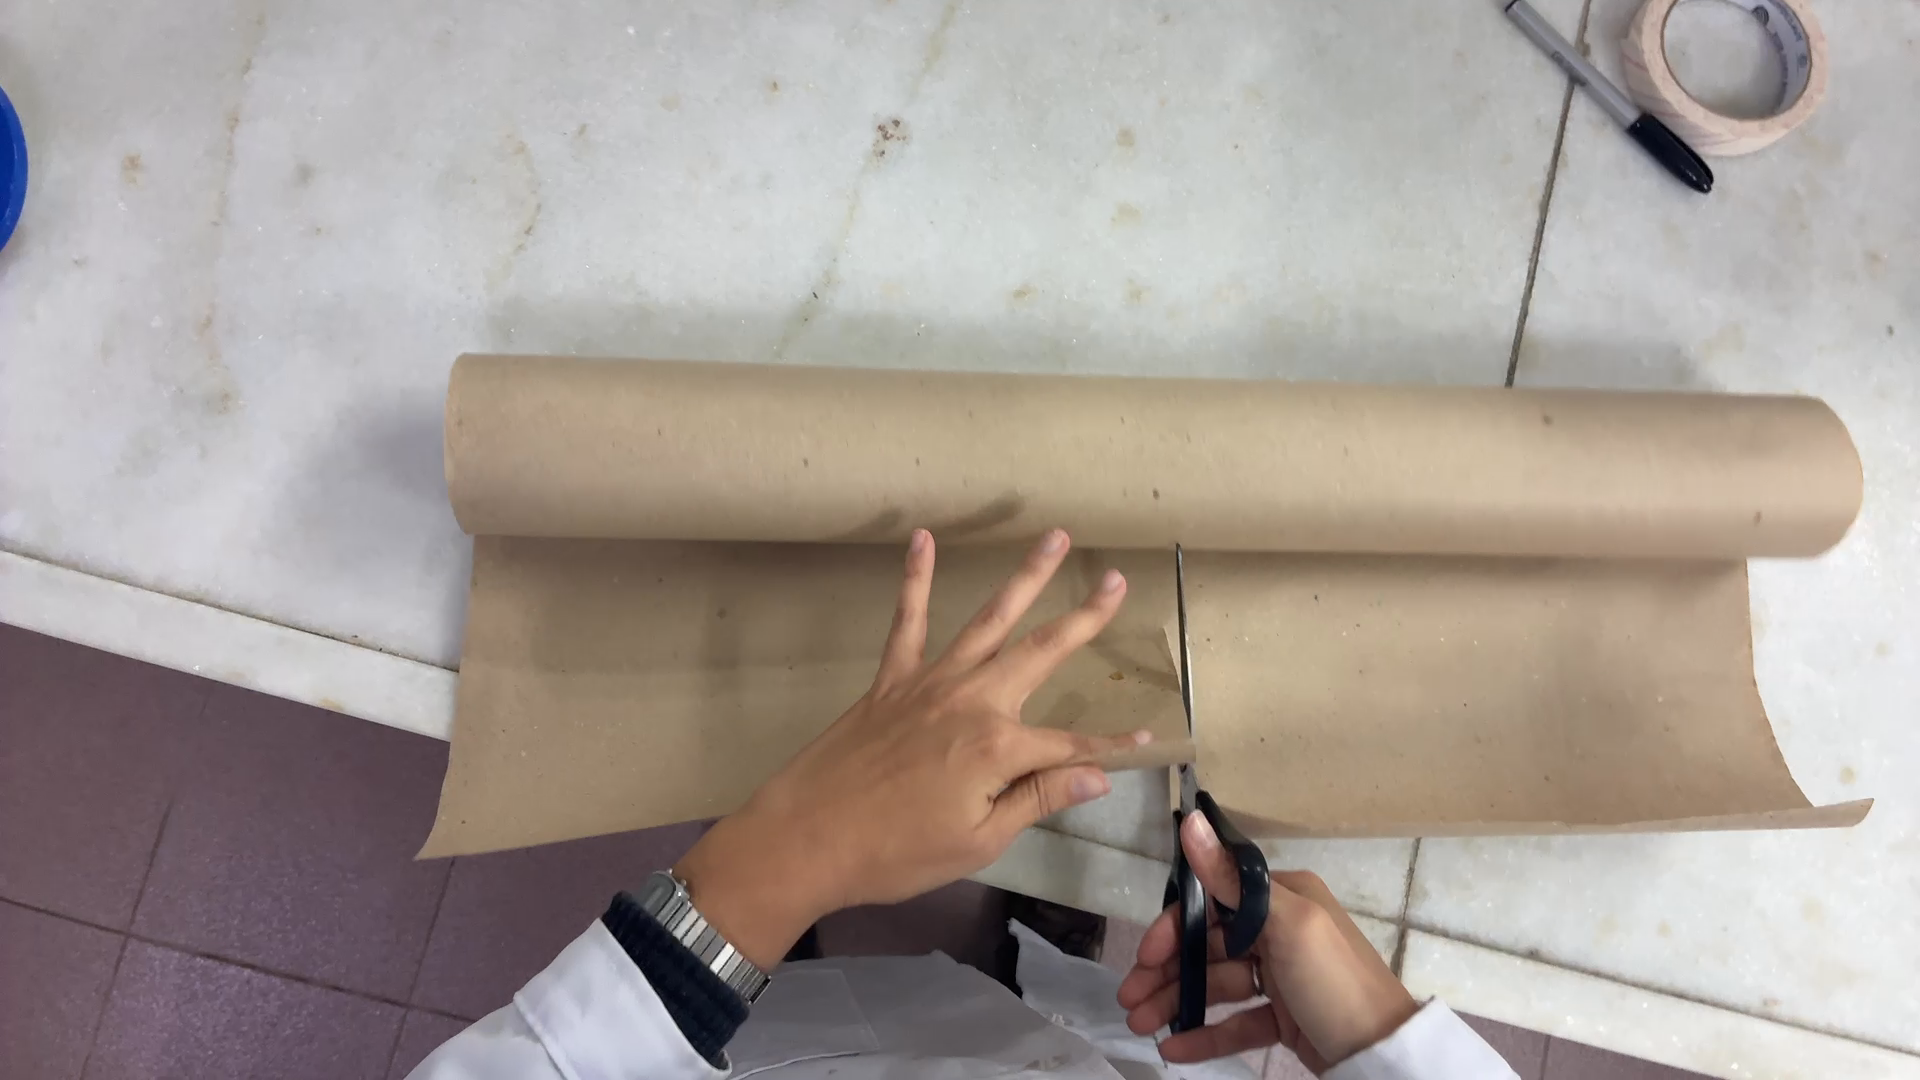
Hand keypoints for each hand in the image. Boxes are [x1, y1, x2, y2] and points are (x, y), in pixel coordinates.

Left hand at [675, 528, 1151, 967]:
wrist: (806, 838)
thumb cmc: (898, 852)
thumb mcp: (979, 841)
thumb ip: (1037, 798)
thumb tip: (1100, 776)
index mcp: (999, 746)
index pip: (1071, 746)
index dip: (1110, 748)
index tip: (1148, 742)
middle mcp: (974, 698)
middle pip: (1042, 652)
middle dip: (1085, 618)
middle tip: (1115, 580)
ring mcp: (931, 680)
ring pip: (988, 620)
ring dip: (1025, 578)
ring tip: (1053, 539)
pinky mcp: (893, 676)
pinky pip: (908, 620)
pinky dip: (916, 578)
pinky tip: (922, 539)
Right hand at [1118, 814, 1418, 1071]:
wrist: (1391, 1065)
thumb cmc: (1334, 982)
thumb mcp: (1284, 924)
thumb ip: (1228, 877)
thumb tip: (1190, 819)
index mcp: (1280, 897)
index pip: (1211, 902)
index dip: (1173, 928)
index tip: (1144, 954)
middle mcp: (1278, 929)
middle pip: (1208, 945)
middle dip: (1166, 971)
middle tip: (1128, 998)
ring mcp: (1281, 975)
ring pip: (1216, 984)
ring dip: (1177, 1002)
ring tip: (1141, 1025)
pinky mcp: (1285, 1018)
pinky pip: (1237, 1021)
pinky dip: (1206, 1033)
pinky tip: (1175, 1047)